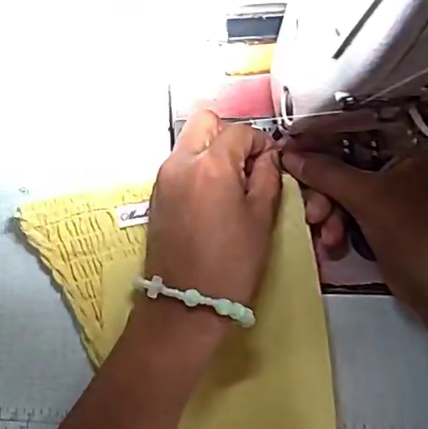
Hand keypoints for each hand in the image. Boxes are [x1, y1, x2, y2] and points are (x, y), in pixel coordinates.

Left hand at [140, 111, 281, 332]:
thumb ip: (267, 177)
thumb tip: (268, 156)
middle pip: (204, 122)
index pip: (239, 131)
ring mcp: (163, 180)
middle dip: (229, 135)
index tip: (271, 163)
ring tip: (232, 185)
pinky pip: (178, 166)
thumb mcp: (261, 219)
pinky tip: (213, 199)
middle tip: (248, 165)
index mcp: (209, 165)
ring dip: (211, 152)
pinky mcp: (156, 197)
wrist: (186, 305)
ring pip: (189, 143)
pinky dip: (197, 170)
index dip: (261, 143)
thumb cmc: (230, 266)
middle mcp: (179, 164)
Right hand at [281, 149, 427, 323]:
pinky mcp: (397, 227)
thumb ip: (327, 174)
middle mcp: (410, 169)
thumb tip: (289, 155)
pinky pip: (359, 216)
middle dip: (326, 191)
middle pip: (351, 165)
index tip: (291, 149)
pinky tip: (336, 247)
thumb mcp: (370, 201)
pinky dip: (344, 229)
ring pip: (351, 194)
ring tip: (328, 239)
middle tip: (312, 213)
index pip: (360, 129)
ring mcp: (404, 199)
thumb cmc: (421, 240)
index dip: (323, 137)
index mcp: (415, 150)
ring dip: (332, 215)